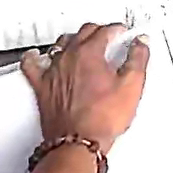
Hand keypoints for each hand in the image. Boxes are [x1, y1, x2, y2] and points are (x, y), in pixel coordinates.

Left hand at [21, 23, 148, 149]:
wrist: (78, 143)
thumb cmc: (101, 118)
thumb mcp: (131, 86)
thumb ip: (138, 59)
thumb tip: (140, 42)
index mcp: (90, 52)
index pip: (105, 30)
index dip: (116, 29)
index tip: (122, 32)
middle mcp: (68, 57)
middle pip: (83, 32)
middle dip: (98, 31)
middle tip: (108, 36)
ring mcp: (53, 71)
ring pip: (61, 43)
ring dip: (74, 39)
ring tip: (83, 43)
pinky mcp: (42, 87)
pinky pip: (31, 65)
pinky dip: (34, 58)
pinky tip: (36, 56)